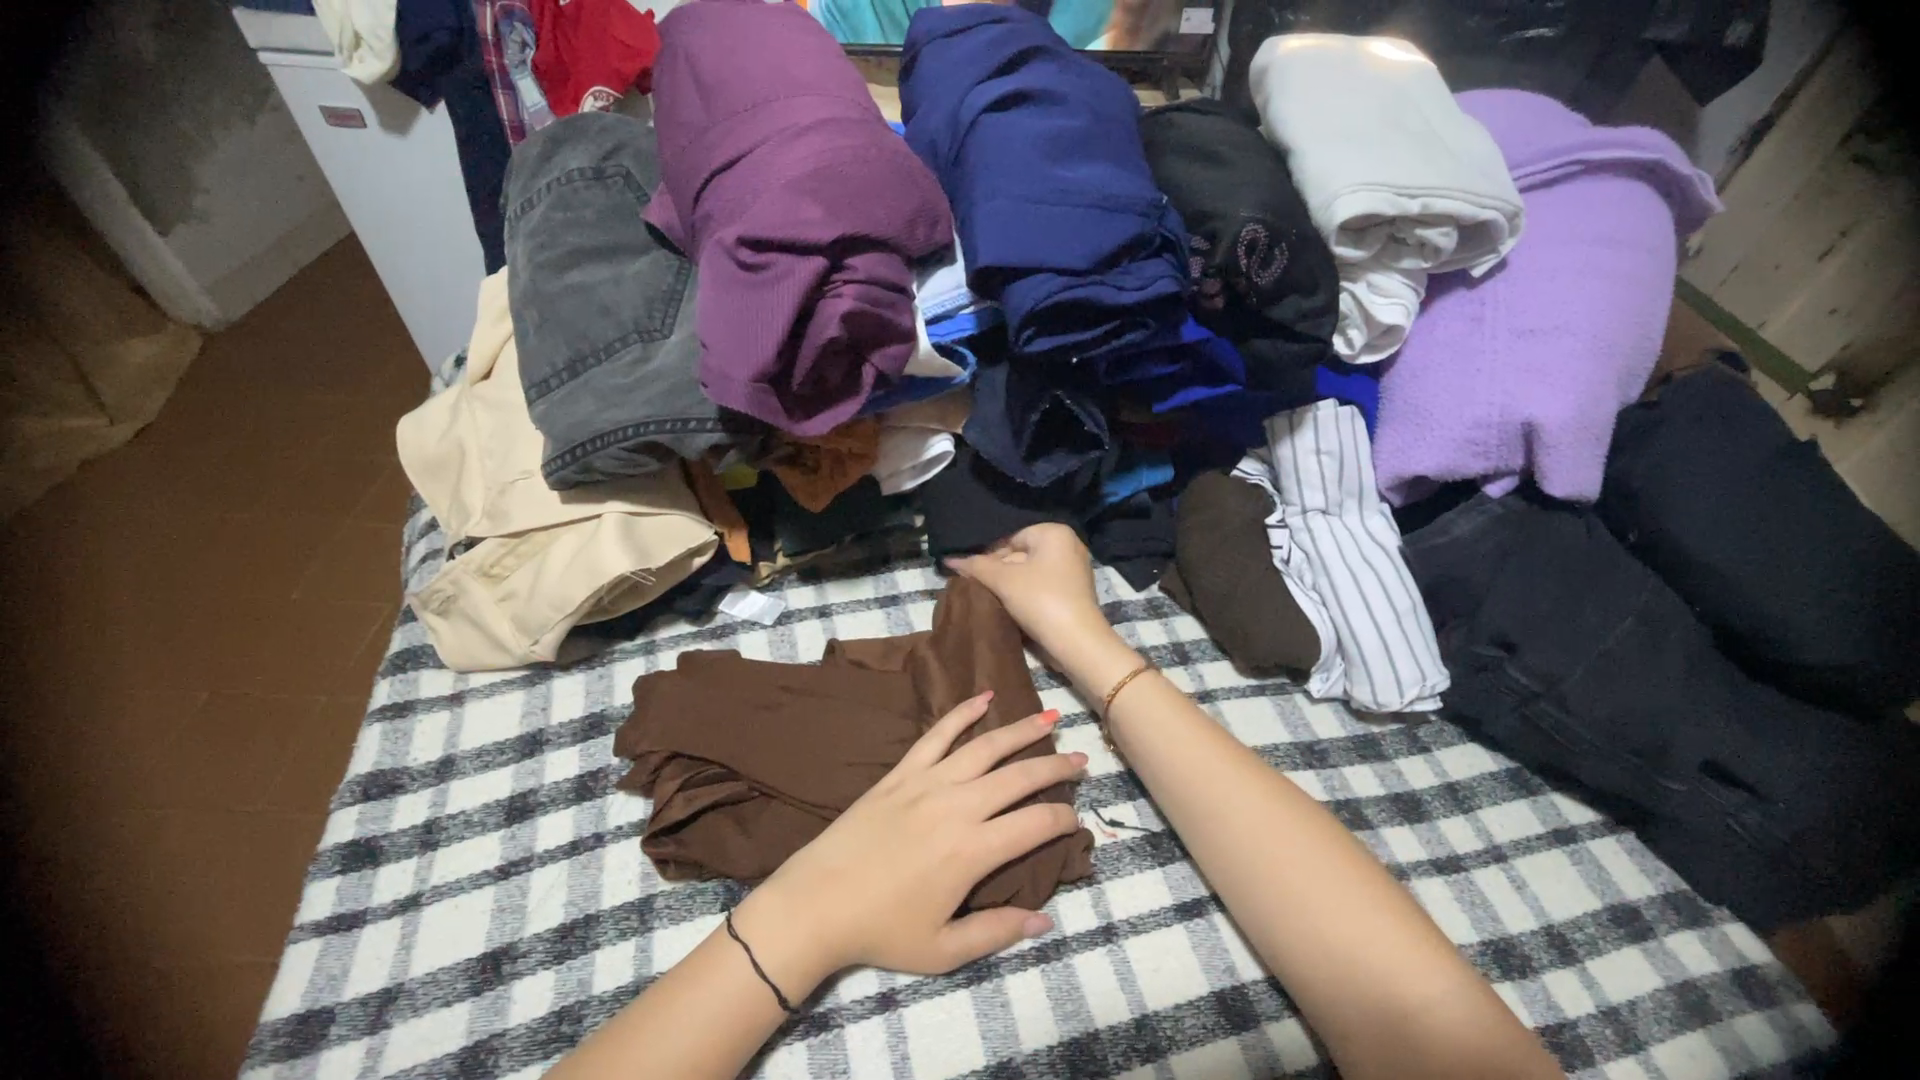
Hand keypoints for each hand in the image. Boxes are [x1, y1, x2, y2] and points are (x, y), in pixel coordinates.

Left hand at [736, 693, 1085, 983]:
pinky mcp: (900, 774)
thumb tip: (1044, 920)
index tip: (1076, 822)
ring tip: (1051, 719)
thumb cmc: (881, 930)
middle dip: (1057, 767)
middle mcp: (956, 807)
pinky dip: (961, 713)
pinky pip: (936, 735)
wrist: (816, 903)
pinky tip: (983, 697)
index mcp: (972, 851)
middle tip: (1083, 761)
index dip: (1064, 820)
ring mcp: (926, 783)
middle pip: (1019, 777)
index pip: (1036, 824)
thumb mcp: (943, 949)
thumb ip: (997, 933)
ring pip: (985, 747)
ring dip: (1021, 730)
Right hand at [945, 524, 1114, 659]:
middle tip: (977, 586)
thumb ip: (976, 566)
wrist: (1076, 641)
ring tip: (990, 597)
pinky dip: (1026, 594)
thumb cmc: (1040, 600)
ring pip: (1030, 572)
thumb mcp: (1003, 580)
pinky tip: (1010, 606)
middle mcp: (1068, 545)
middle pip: (1020, 554)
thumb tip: (950, 559)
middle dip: (998, 570)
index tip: (972, 573)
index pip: (1011, 537)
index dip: (988, 555)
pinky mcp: (1073, 592)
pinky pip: (1042, 586)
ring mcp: (1073, 570)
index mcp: (1054, 533)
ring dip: (1010, 584)